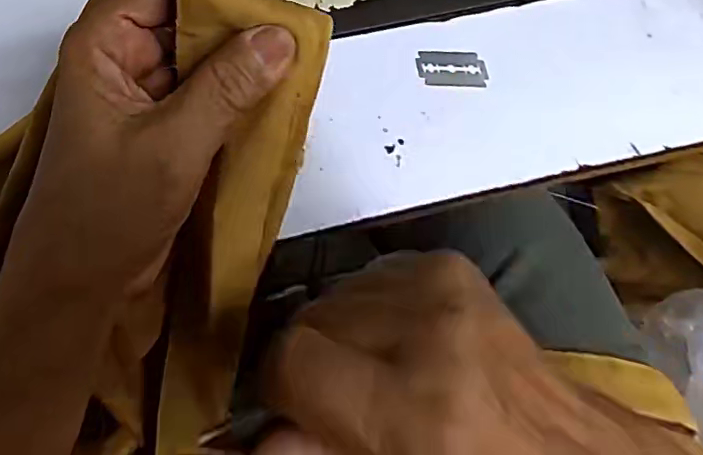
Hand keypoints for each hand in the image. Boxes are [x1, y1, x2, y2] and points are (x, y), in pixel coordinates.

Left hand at [1, 0, 297, 300]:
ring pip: (197, 53)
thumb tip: (276, 39)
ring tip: (284, 58)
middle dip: (231, 26)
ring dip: (236, 58)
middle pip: (182, 18)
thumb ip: (227, 88)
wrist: (78, 291)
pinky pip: (203, 88)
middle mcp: (118, 59)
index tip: (258, 0)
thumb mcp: (171, 145)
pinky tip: (266, 93)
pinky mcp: (160, 122)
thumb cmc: (100, 217)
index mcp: (101, 46)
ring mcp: (140, 91)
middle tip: (283, 31)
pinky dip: (232, 89)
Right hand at [258, 252, 697, 454]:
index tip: (283, 415)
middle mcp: (429, 329)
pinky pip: (370, 275)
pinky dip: (367, 309)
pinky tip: (397, 344)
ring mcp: (443, 284)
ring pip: (336, 290)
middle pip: (311, 317)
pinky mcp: (451, 264)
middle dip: (307, 364)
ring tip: (372, 376)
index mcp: (420, 408)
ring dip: (338, 334)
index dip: (274, 390)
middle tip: (332, 404)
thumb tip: (251, 438)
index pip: (294, 357)